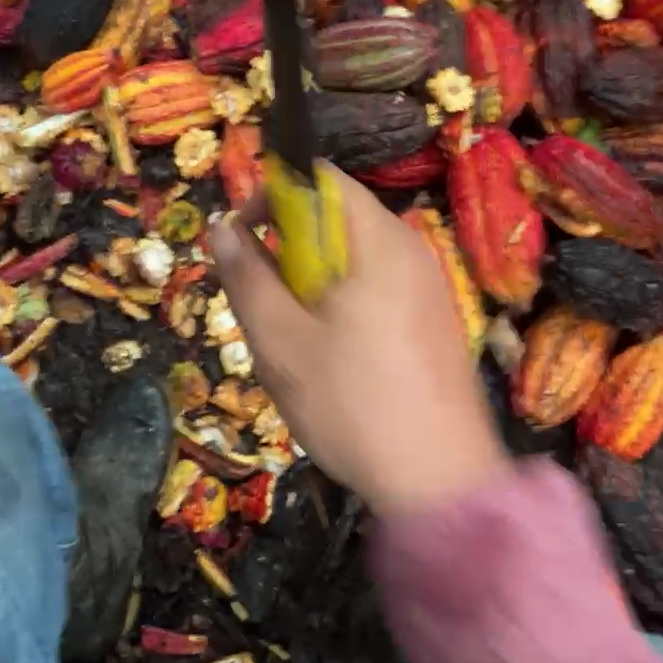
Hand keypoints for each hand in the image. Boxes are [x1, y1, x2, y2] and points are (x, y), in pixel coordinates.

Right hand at [211, 167, 512, 513]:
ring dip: (311, 282)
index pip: (320, 178)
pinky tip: (333, 360)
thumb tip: (221, 226)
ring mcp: (428, 287)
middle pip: (336, 219)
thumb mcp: (281, 343)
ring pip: (353, 259)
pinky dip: (342, 304)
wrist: (441, 484)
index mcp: (378, 241)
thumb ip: (247, 277)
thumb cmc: (353, 405)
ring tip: (294, 339)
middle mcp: (411, 250)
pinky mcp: (434, 321)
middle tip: (263, 303)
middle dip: (288, 249)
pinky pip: (377, 288)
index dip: (271, 195)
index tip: (241, 238)